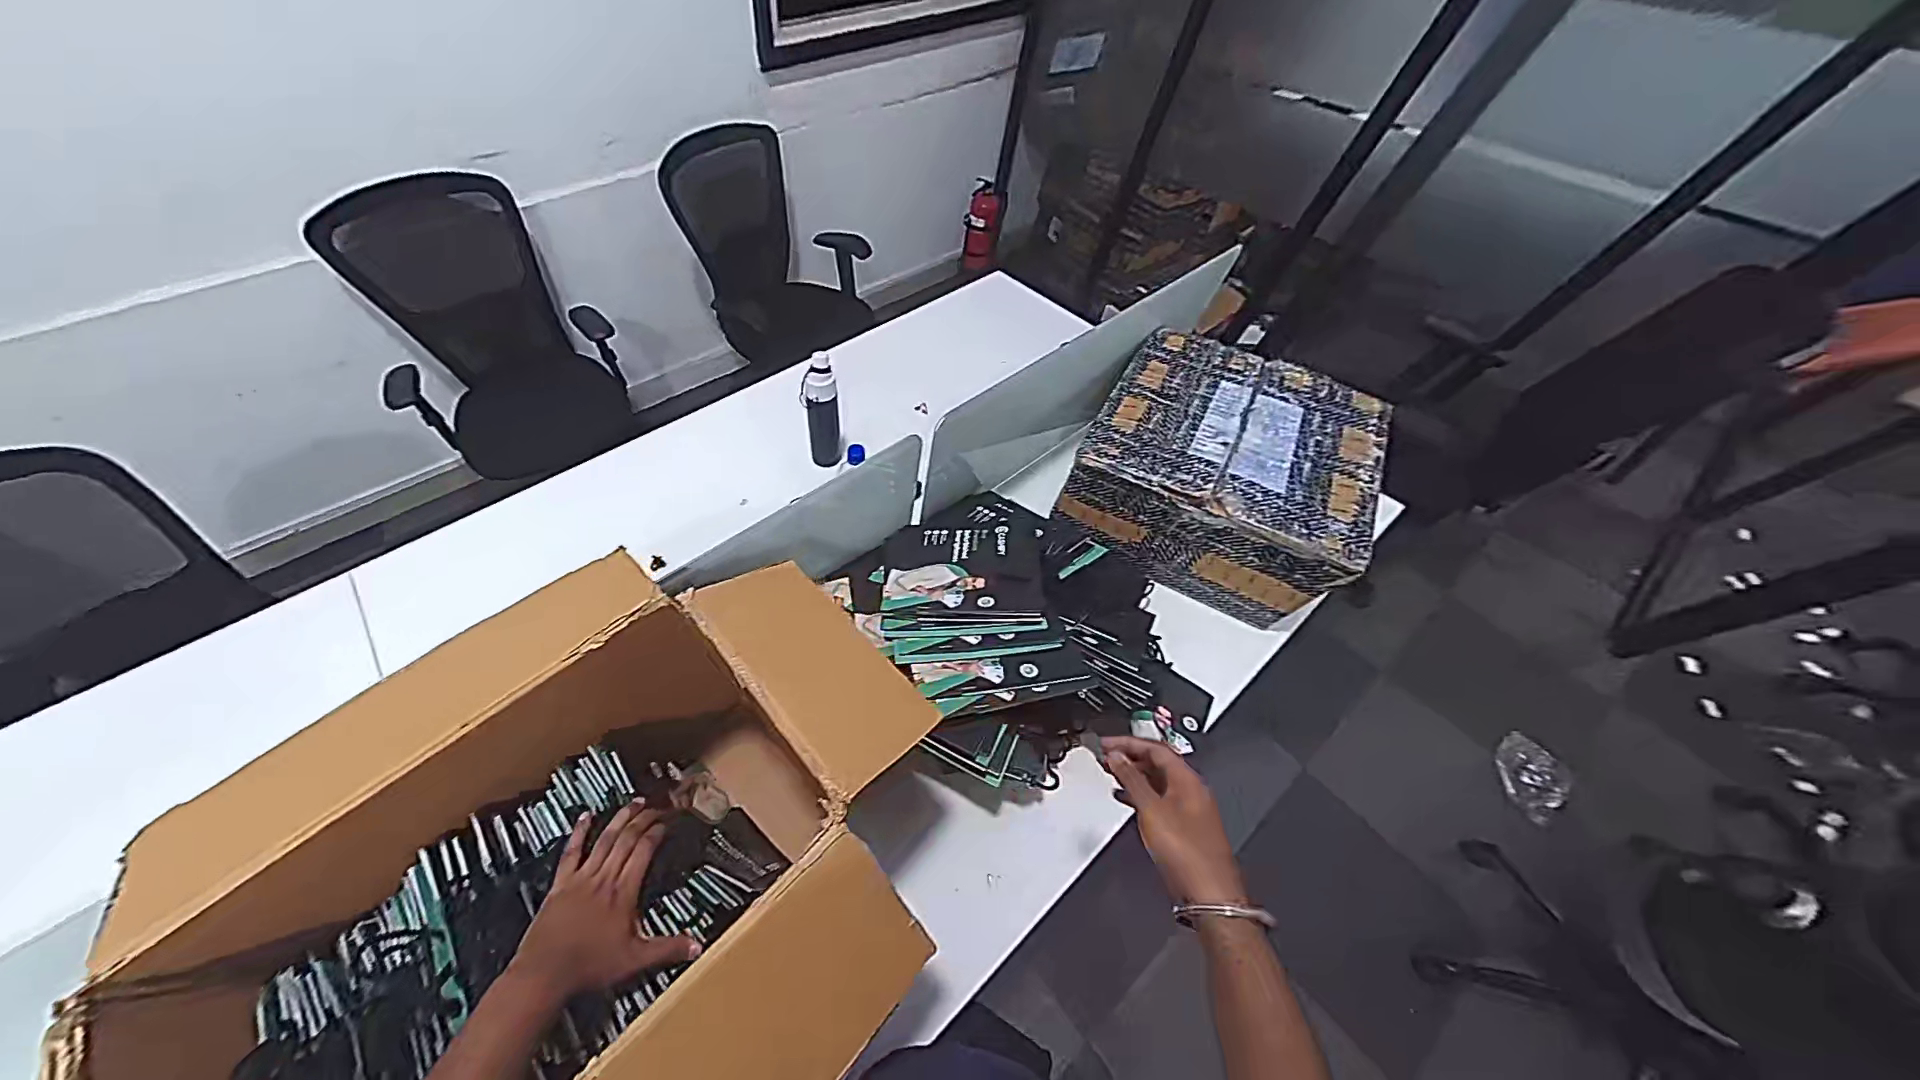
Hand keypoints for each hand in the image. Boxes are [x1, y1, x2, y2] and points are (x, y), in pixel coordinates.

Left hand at [505, 800, 701, 1003]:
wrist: (542, 976)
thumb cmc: (586, 967)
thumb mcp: (634, 959)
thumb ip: (667, 949)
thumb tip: (696, 947)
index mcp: (623, 892)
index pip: (644, 850)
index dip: (656, 832)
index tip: (666, 823)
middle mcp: (603, 879)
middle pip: (627, 839)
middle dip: (643, 819)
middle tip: (655, 807)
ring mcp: (580, 879)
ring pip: (605, 839)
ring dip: (620, 819)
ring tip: (633, 803)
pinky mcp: (561, 885)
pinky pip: (572, 852)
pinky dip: (580, 832)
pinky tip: (585, 817)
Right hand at [1101, 736, 1247, 904]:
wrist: (1209, 894)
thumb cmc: (1189, 854)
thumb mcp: (1151, 809)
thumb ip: (1131, 779)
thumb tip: (1118, 757)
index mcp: (1188, 780)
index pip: (1156, 748)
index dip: (1128, 743)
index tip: (1107, 743)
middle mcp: (1192, 791)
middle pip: (1158, 762)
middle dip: (1130, 756)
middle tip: (1106, 756)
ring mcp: (1189, 809)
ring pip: (1158, 781)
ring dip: (1134, 775)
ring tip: (1111, 773)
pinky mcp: (1185, 826)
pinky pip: (1159, 799)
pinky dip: (1140, 794)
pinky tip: (1127, 799)